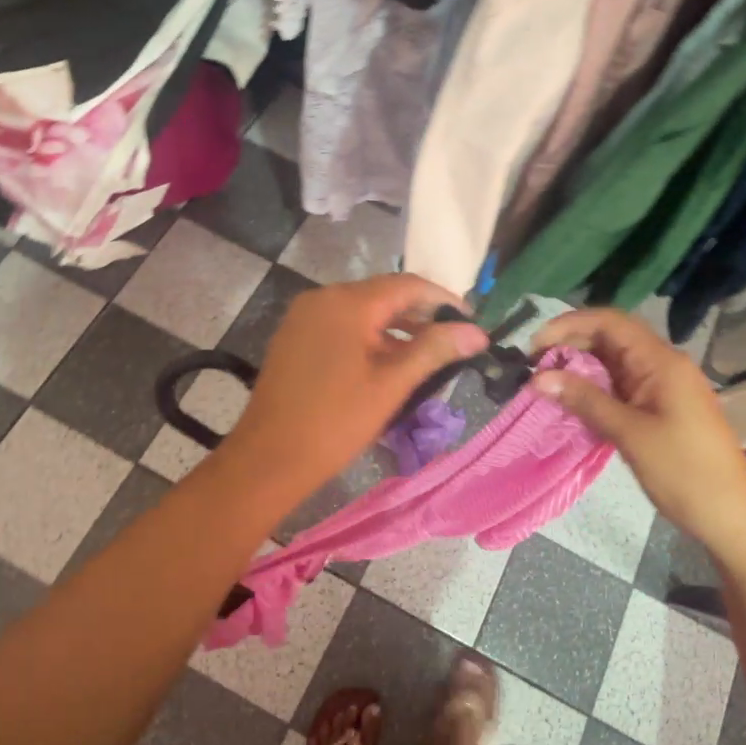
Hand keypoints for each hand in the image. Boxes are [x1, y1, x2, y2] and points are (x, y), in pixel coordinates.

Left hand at [224, 275, 487, 491]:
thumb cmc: (335, 422)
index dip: (444, 301)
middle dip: (422, 315)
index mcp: (348, 302)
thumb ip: (435, 350)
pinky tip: (388, 363)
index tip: (472, 323)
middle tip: (453, 340)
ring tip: (427, 356)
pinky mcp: (295, 337)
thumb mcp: (392, 385)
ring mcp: (305, 316)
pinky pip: (342, 325)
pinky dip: (370, 337)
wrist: (268, 459)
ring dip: (397, 328)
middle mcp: (324, 297)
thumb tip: (477, 332)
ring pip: (363, 310)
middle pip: (385, 294)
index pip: (408, 285)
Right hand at [532, 310, 745, 552]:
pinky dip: (596, 391)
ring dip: (581, 370)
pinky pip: (622, 388)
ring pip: (614, 365)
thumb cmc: (685, 472)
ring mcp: (663, 388)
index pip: (609, 322)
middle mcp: (662, 365)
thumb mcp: (630, 434)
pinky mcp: (662, 409)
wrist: (733, 517)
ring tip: (546, 386)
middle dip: (571, 346)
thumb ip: (585, 400)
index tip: (535, 346)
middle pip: (611, 339)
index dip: (569, 325)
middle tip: (534, 369)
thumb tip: (539, 378)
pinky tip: (573, 406)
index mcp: (660, 361)